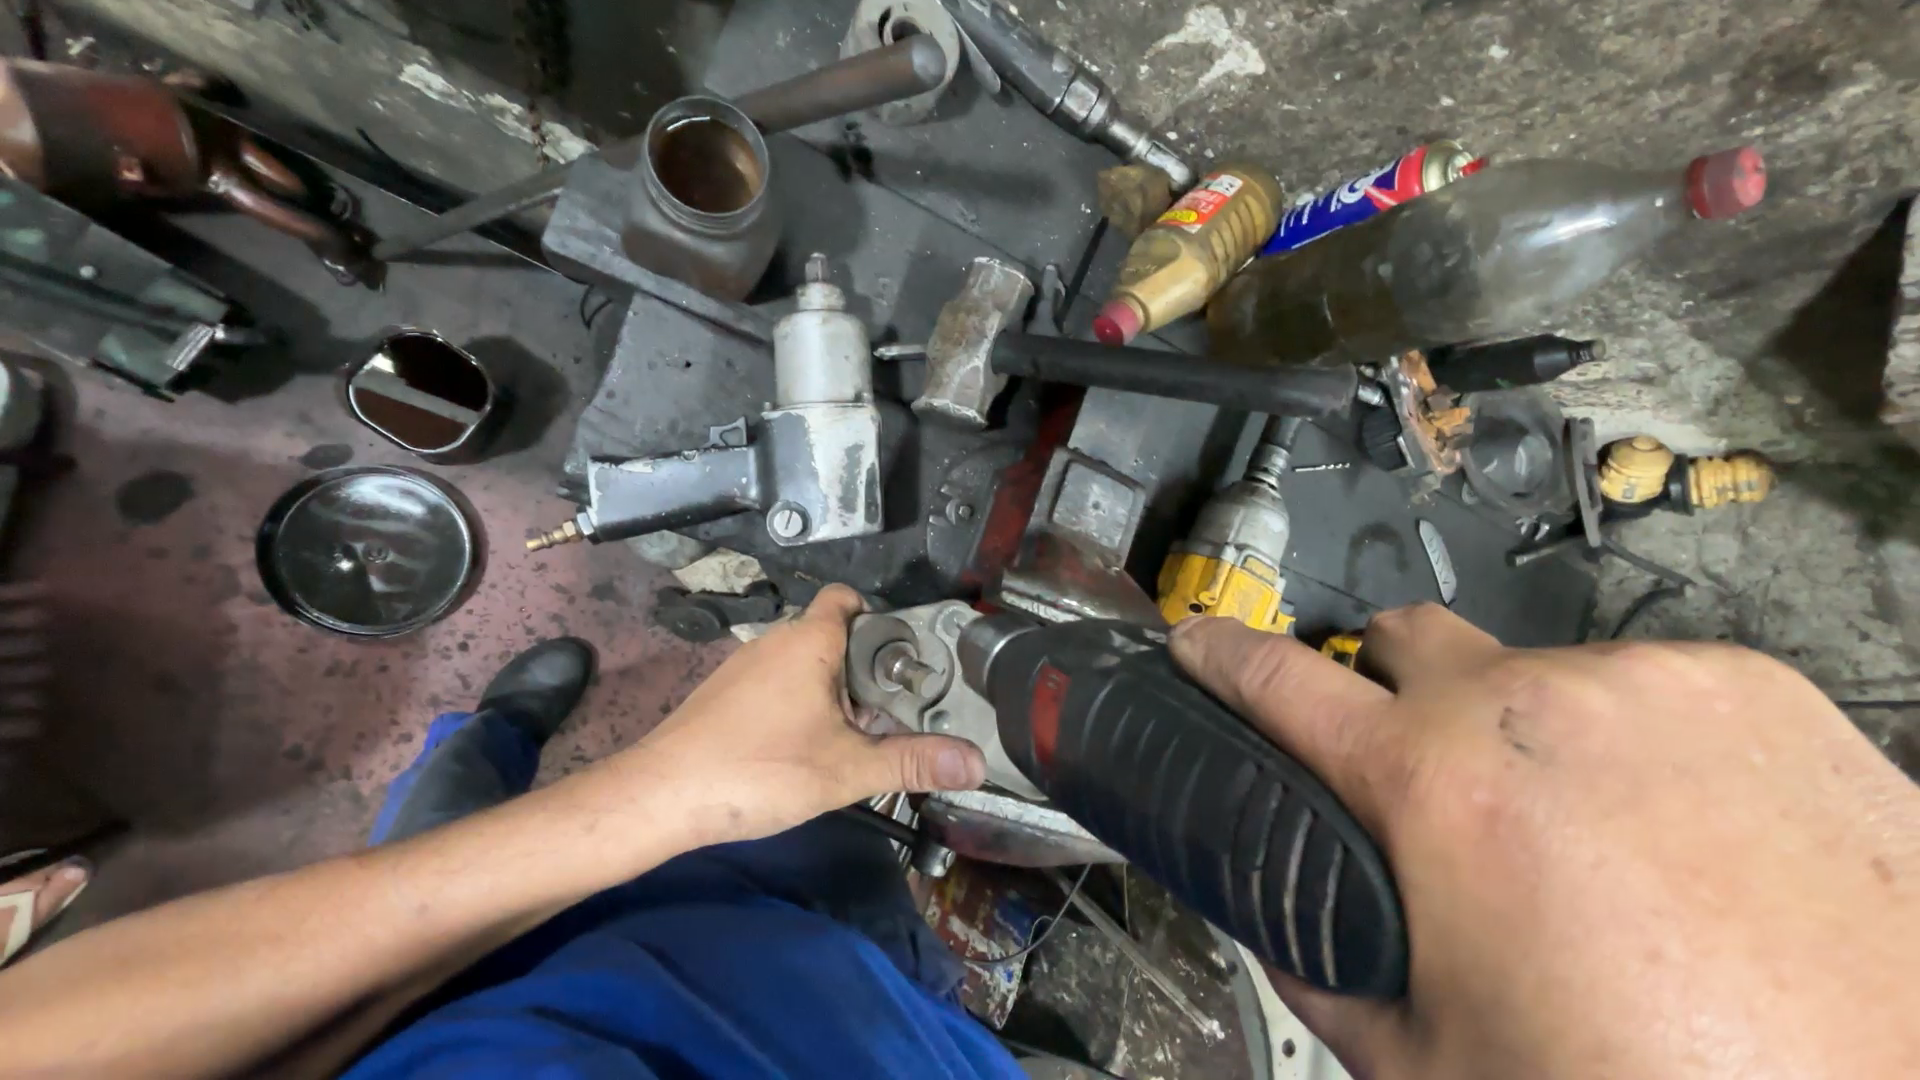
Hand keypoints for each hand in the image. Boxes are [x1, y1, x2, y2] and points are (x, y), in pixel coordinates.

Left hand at [623, 585, 985, 846]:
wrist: (660, 797)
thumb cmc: (760, 768)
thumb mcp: (847, 768)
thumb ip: (912, 761)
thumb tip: (975, 762)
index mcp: (810, 641)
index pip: (850, 599)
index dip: (882, 620)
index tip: (907, 662)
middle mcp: (776, 641)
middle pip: (835, 635)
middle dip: (867, 669)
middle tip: (892, 712)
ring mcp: (745, 666)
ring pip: (806, 663)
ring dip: (833, 690)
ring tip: (855, 734)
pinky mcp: (725, 694)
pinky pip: (778, 684)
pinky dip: (800, 704)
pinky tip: (804, 748)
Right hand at [1171, 604, 1919, 1079]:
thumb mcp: (1423, 1060)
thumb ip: (1318, 961)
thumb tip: (1274, 900)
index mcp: (1432, 783)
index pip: (1277, 680)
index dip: (1219, 655)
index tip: (1194, 642)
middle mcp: (1528, 701)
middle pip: (1401, 639)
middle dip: (1383, 687)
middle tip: (1416, 772)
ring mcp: (1649, 682)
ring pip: (1525, 671)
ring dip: (1514, 727)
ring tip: (1580, 832)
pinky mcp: (1757, 691)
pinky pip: (1640, 688)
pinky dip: (1624, 737)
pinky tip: (1682, 829)